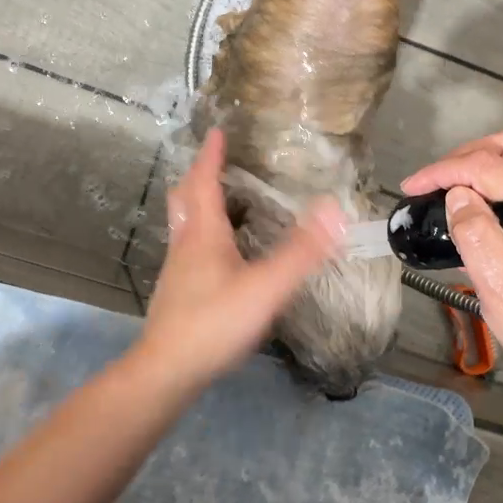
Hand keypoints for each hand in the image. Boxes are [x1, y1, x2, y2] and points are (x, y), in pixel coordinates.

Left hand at [132, 128, 343, 390]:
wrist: (167, 370)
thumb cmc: (214, 324)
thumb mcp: (265, 288)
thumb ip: (301, 252)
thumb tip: (335, 210)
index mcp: (203, 235)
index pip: (204, 183)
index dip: (211, 156)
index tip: (217, 132)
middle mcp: (185, 245)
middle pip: (185, 200)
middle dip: (197, 176)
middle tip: (212, 162)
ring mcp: (177, 271)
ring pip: (183, 225)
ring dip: (196, 205)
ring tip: (215, 201)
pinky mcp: (176, 294)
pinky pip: (187, 250)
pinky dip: (199, 235)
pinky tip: (214, 256)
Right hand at [402, 129, 502, 388]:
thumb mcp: (502, 291)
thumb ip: (478, 238)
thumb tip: (457, 195)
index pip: (484, 167)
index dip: (442, 171)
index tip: (409, 189)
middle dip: (462, 157)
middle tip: (429, 185)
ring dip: (480, 163)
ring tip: (447, 191)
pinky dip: (496, 177)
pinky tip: (477, 206)